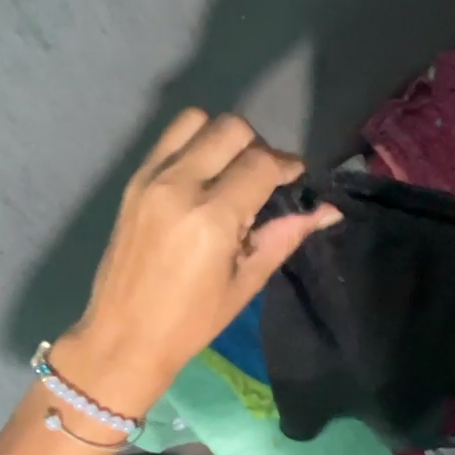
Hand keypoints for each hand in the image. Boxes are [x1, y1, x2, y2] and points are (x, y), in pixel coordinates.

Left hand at [49, 110, 342, 415]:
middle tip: (265, 180)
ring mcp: (151, 178)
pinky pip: (170, 139)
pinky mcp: (134, 180)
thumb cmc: (193, 320)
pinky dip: (196, 145)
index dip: (288, 166)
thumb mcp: (247, 282)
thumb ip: (285, 236)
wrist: (126, 334)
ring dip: (224, 138)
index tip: (297, 180)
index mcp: (211, 218)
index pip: (261, 164)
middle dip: (259, 147)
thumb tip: (328, 211)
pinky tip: (206, 179)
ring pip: (197, 121)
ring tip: (233, 173)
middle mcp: (179, 186)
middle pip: (231, 129)